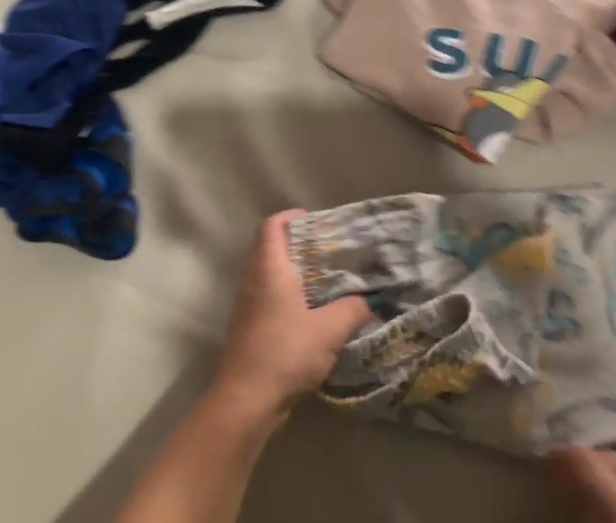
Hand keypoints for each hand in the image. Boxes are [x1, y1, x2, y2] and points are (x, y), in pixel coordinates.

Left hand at [211, 211, 371, 418]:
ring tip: (326, 284)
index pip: (271, 227)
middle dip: (298, 247)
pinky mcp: (247, 329)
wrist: (246, 398)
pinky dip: (287, 299)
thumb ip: (352, 310)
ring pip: (269, 277)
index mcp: (268, 269)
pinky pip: (268, 301)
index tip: (314, 221)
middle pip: (269, 249)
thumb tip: (369, 301)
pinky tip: (311, 317)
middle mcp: (252, 281)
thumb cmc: (286, 352)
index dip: (290, 217)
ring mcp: (246, 306)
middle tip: (329, 253)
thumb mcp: (329, 330)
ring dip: (293, 275)